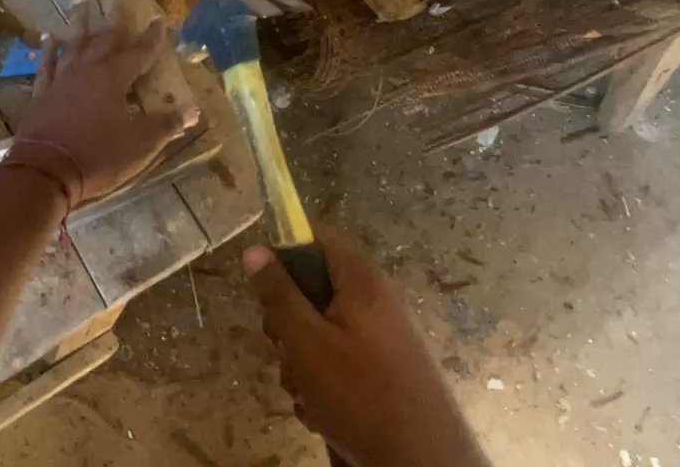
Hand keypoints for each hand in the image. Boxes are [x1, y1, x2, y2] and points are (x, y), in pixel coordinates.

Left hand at [1, 2, 190, 206]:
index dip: (151, 38)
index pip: (139, 53)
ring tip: (81, 1)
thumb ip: (165, 125)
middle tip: (121, 1)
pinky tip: (48, 37)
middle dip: (117, 23)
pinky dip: (48, 49)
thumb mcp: (140, 144)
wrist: (45, 171)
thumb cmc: (98, 156)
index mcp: (114, 78)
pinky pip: (47, 64)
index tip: (159, 20)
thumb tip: (193, 112)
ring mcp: (61, 80)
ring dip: (80, 23)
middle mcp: (88, 70)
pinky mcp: (42, 93)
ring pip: (74, 44)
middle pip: (105, 41)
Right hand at [245, 229, 488, 466]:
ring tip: (303, 389)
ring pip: (323, 327)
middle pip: (315, 285)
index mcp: (360, 280)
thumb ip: (278, 294)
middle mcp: (375, 299)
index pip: (317, 235)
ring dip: (302, 356)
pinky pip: (342, 357)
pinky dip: (324, 379)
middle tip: (280, 344)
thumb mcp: (306, 341)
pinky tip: (319, 409)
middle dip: (288, 317)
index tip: (264, 283)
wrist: (425, 464)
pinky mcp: (386, 369)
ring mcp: (383, 336)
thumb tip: (254, 249)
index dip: (284, 250)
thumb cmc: (360, 394)